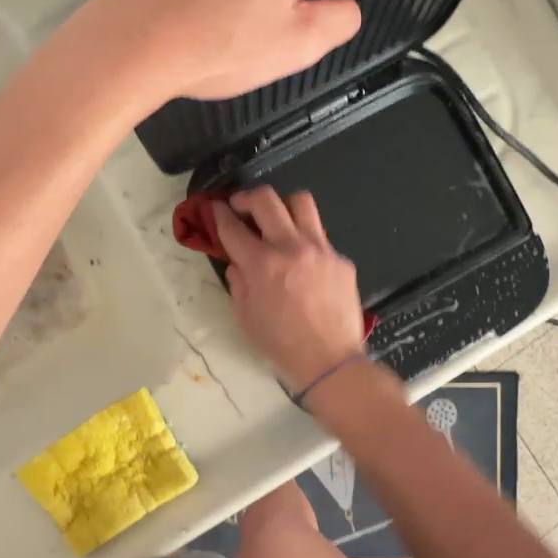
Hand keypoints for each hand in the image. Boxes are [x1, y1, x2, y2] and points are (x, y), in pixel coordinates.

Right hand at [212, 186, 366, 390]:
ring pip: (301, 202)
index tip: (216, 208)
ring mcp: (321, 249)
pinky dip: (306, 241)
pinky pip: (321, 236)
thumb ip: (238, 283)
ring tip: (277, 219)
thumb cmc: (281, 344)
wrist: (330, 360)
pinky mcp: (341, 259)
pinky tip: (303, 260)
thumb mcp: (245, 317)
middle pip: (266, 199)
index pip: (233, 227)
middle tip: (241, 207)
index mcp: (262, 264)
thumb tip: (238, 263)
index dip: (219, 213)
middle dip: (246, 197)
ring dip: (282, 206)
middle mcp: (291, 247)